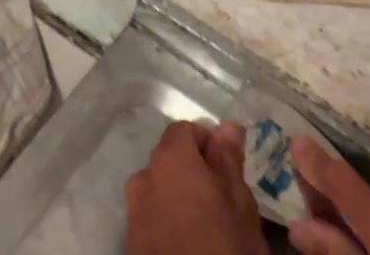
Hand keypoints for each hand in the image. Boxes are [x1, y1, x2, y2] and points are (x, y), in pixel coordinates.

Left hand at [125, 120, 268, 254]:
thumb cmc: (225, 247)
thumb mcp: (240, 203)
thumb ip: (229, 159)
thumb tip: (227, 126)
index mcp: (170, 161)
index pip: (184, 130)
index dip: (207, 143)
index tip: (227, 168)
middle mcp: (143, 179)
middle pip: (169, 160)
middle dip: (193, 171)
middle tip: (221, 200)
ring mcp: (132, 214)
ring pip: (158, 190)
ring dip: (178, 197)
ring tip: (205, 226)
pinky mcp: (129, 244)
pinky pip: (149, 217)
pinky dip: (165, 221)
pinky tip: (187, 243)